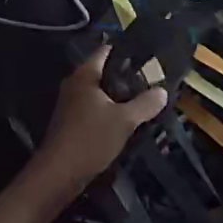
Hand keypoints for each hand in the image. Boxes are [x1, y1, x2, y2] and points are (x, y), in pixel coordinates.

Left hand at [34, 47, 167, 189]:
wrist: (60, 171)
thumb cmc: (91, 138)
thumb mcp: (124, 120)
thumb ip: (145, 104)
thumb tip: (162, 91)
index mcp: (84, 75)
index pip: (105, 51)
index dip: (125, 51)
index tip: (147, 56)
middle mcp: (74, 83)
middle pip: (103, 72)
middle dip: (126, 77)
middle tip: (151, 82)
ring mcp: (70, 103)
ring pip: (99, 92)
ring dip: (118, 97)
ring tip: (143, 101)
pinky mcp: (71, 120)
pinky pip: (94, 108)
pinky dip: (109, 111)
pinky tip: (125, 121)